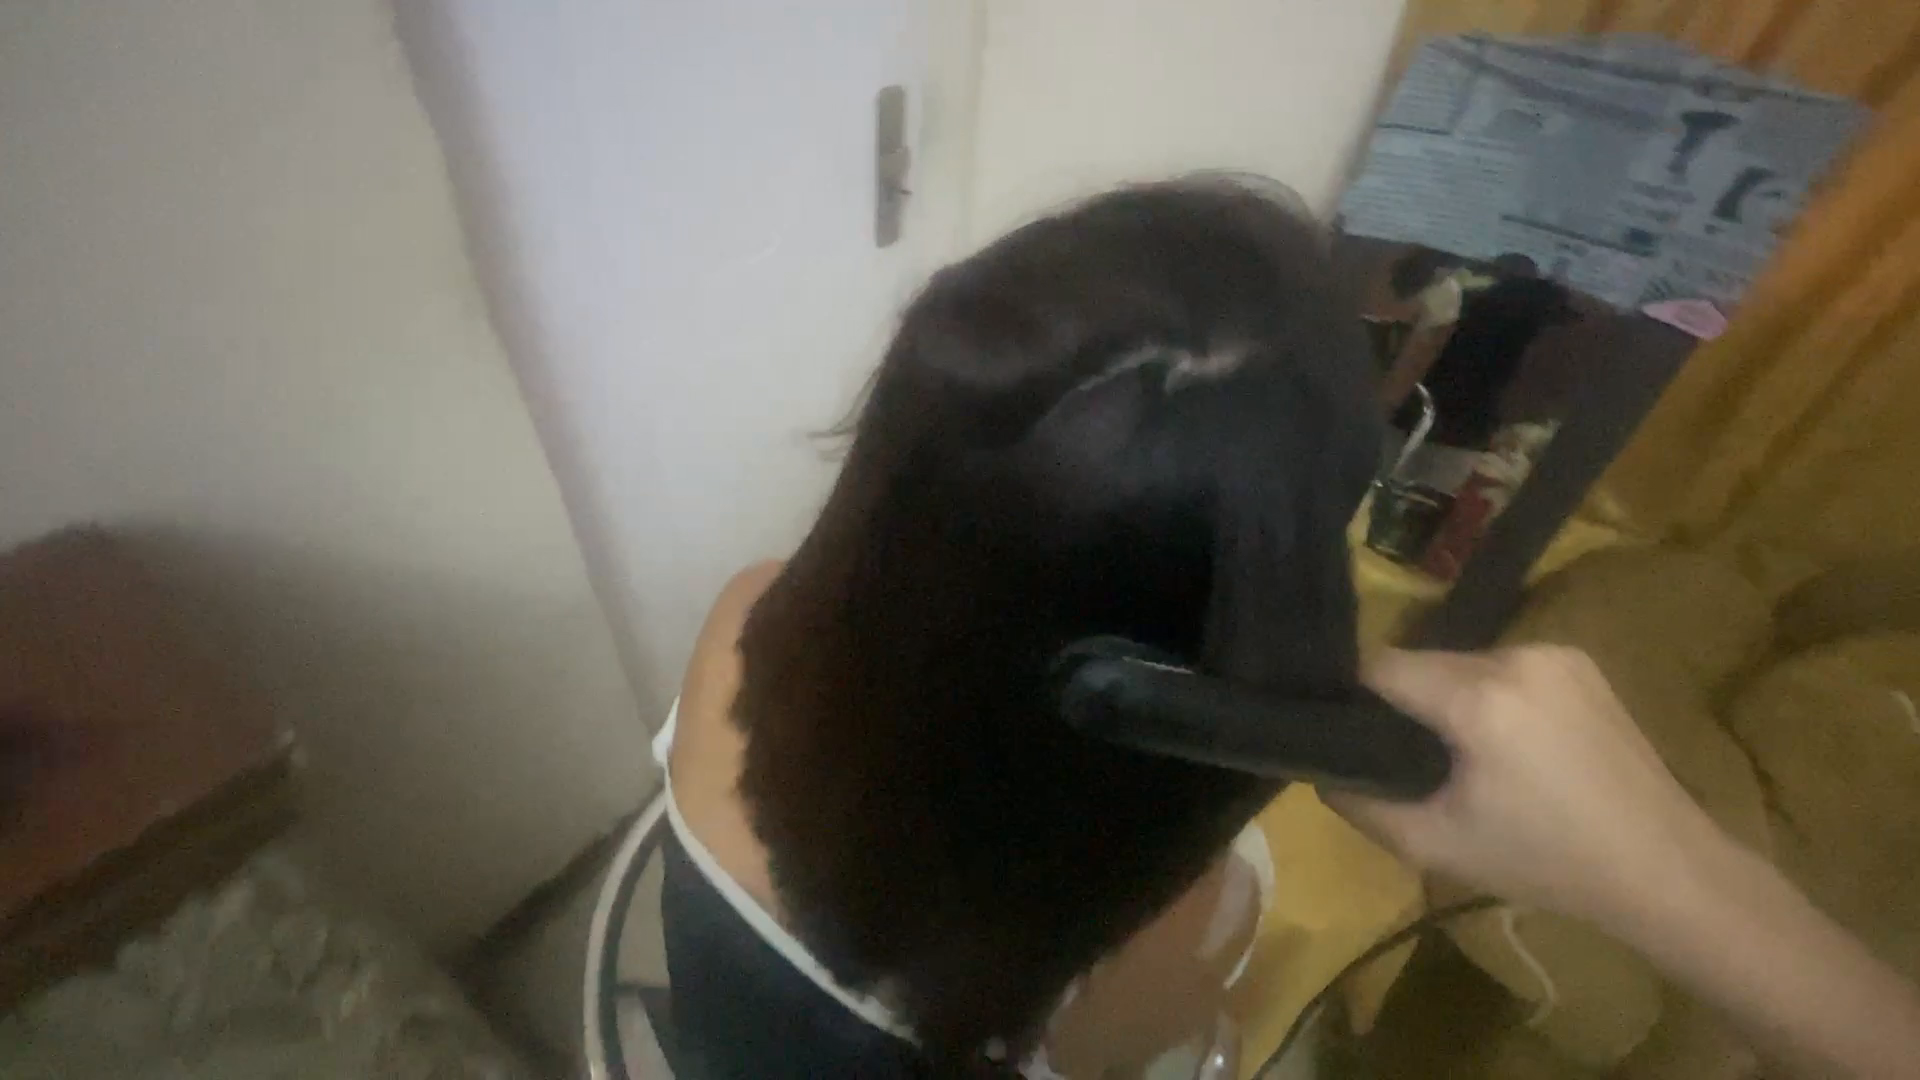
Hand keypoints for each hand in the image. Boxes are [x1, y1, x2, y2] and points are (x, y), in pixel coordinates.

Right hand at [1327, 645, 1727, 934]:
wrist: (1670, 870)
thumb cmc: (1545, 862)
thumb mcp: (1433, 846)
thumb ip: (1358, 804)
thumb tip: (1318, 769)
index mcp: (1478, 700)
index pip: (1379, 666)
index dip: (1353, 694)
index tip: (1347, 728)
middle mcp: (1513, 657)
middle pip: (1418, 661)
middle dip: (1401, 698)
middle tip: (1403, 750)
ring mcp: (1551, 653)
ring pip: (1456, 661)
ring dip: (1441, 693)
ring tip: (1456, 745)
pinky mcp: (1576, 658)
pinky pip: (1497, 663)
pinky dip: (1482, 689)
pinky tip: (1502, 732)